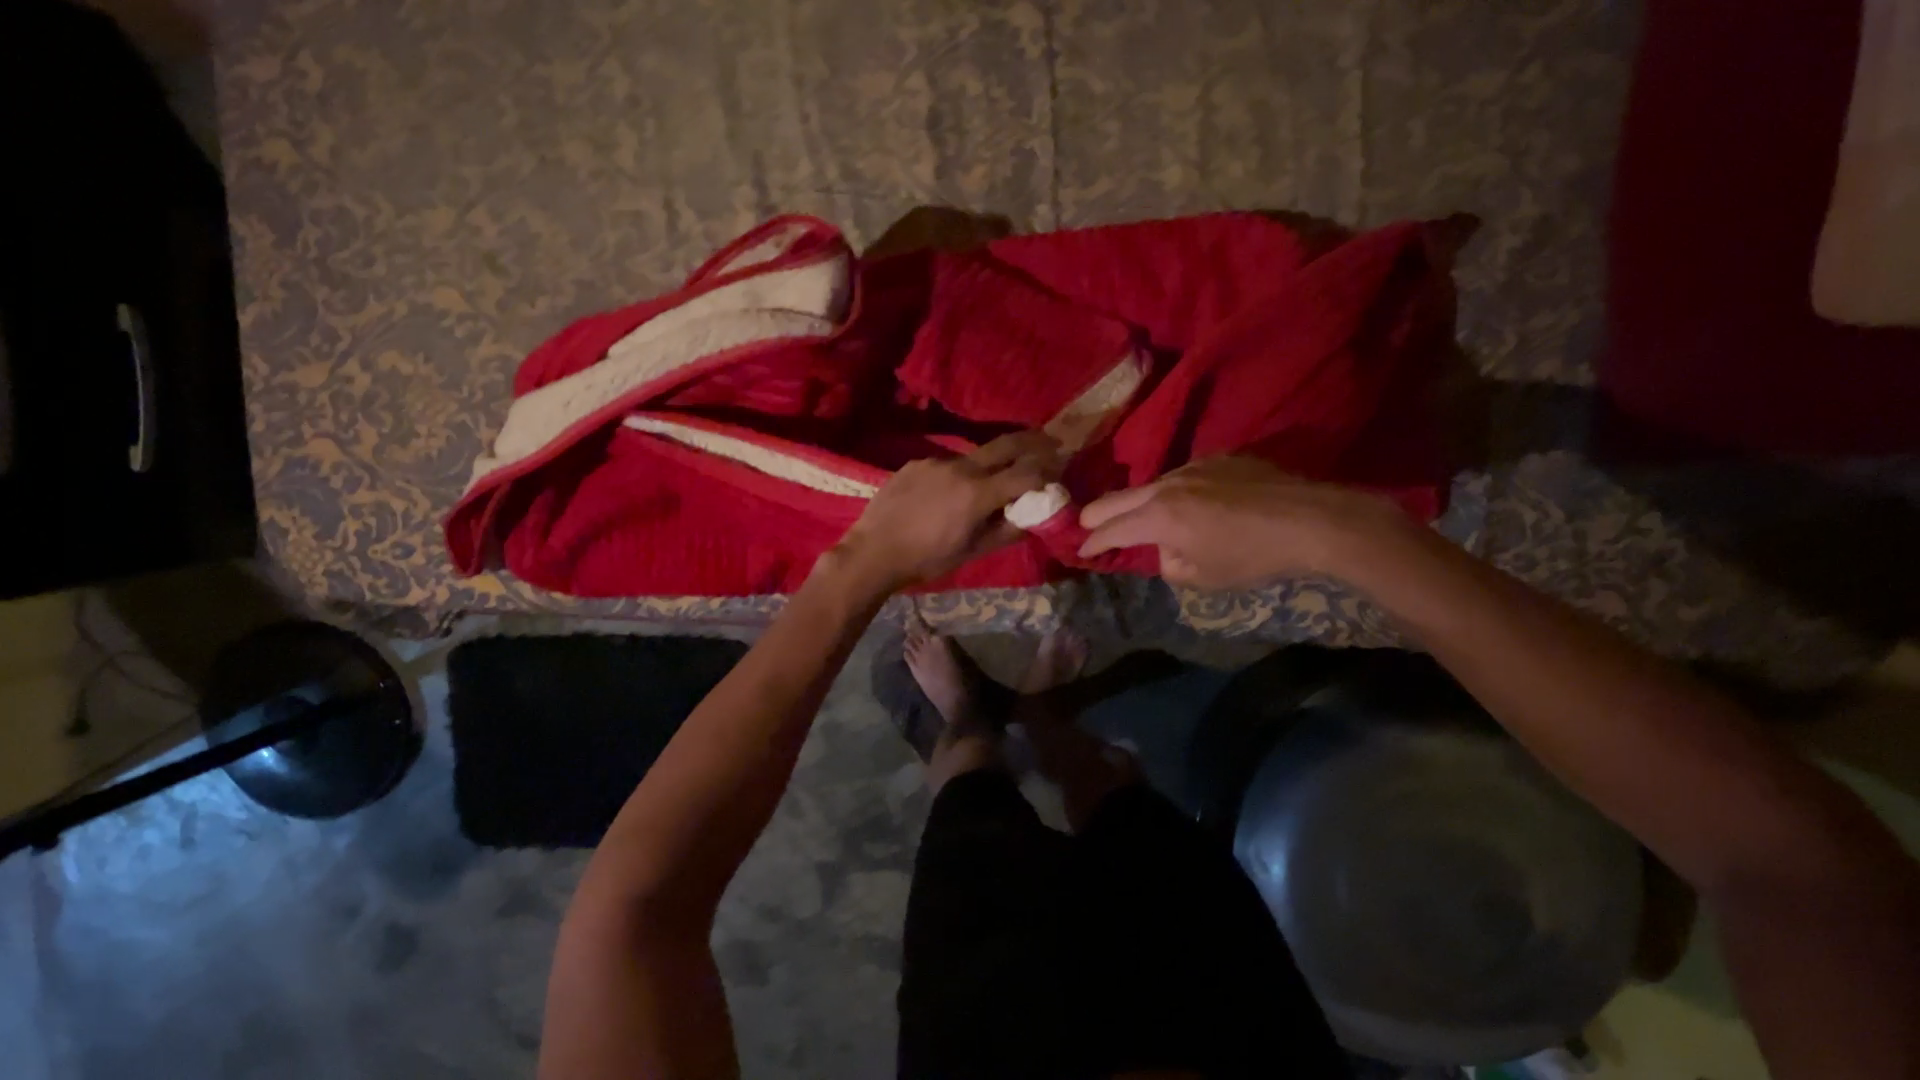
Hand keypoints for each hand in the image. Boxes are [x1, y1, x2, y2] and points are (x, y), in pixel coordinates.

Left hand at [832, 432, 1060, 590]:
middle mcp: (960, 468)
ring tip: (988, 483)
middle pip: (1007, 443)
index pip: (1026, 472)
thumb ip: (1007, 531)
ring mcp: (935, 461)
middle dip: (1034, 441)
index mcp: (978, 493)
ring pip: (974, 457)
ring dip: (990, 465)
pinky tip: (946, 495)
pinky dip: (957, 475)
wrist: (873, 552)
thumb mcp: (973, 552)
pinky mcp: (915, 462)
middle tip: (1051, 443)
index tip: (1058, 472)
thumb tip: (1033, 516)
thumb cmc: (926, 560)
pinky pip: (946, 464)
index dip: (1048, 471)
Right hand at [1078, 457, 1402, 587]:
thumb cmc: (1253, 557)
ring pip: (1151, 484)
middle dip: (1097, 515)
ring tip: (1136, 515)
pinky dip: (1172, 492)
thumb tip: (1165, 550)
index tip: (1082, 551)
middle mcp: (1167, 485)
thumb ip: (1170, 564)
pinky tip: (1187, 503)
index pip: (1111, 529)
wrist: (1309, 520)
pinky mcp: (1219, 458)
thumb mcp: (1205, 578)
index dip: (1092, 543)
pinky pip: (1182, 476)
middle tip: (1086, 525)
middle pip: (1118, 498)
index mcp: (1158, 517)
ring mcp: (1194, 467)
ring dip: (1138, 502)